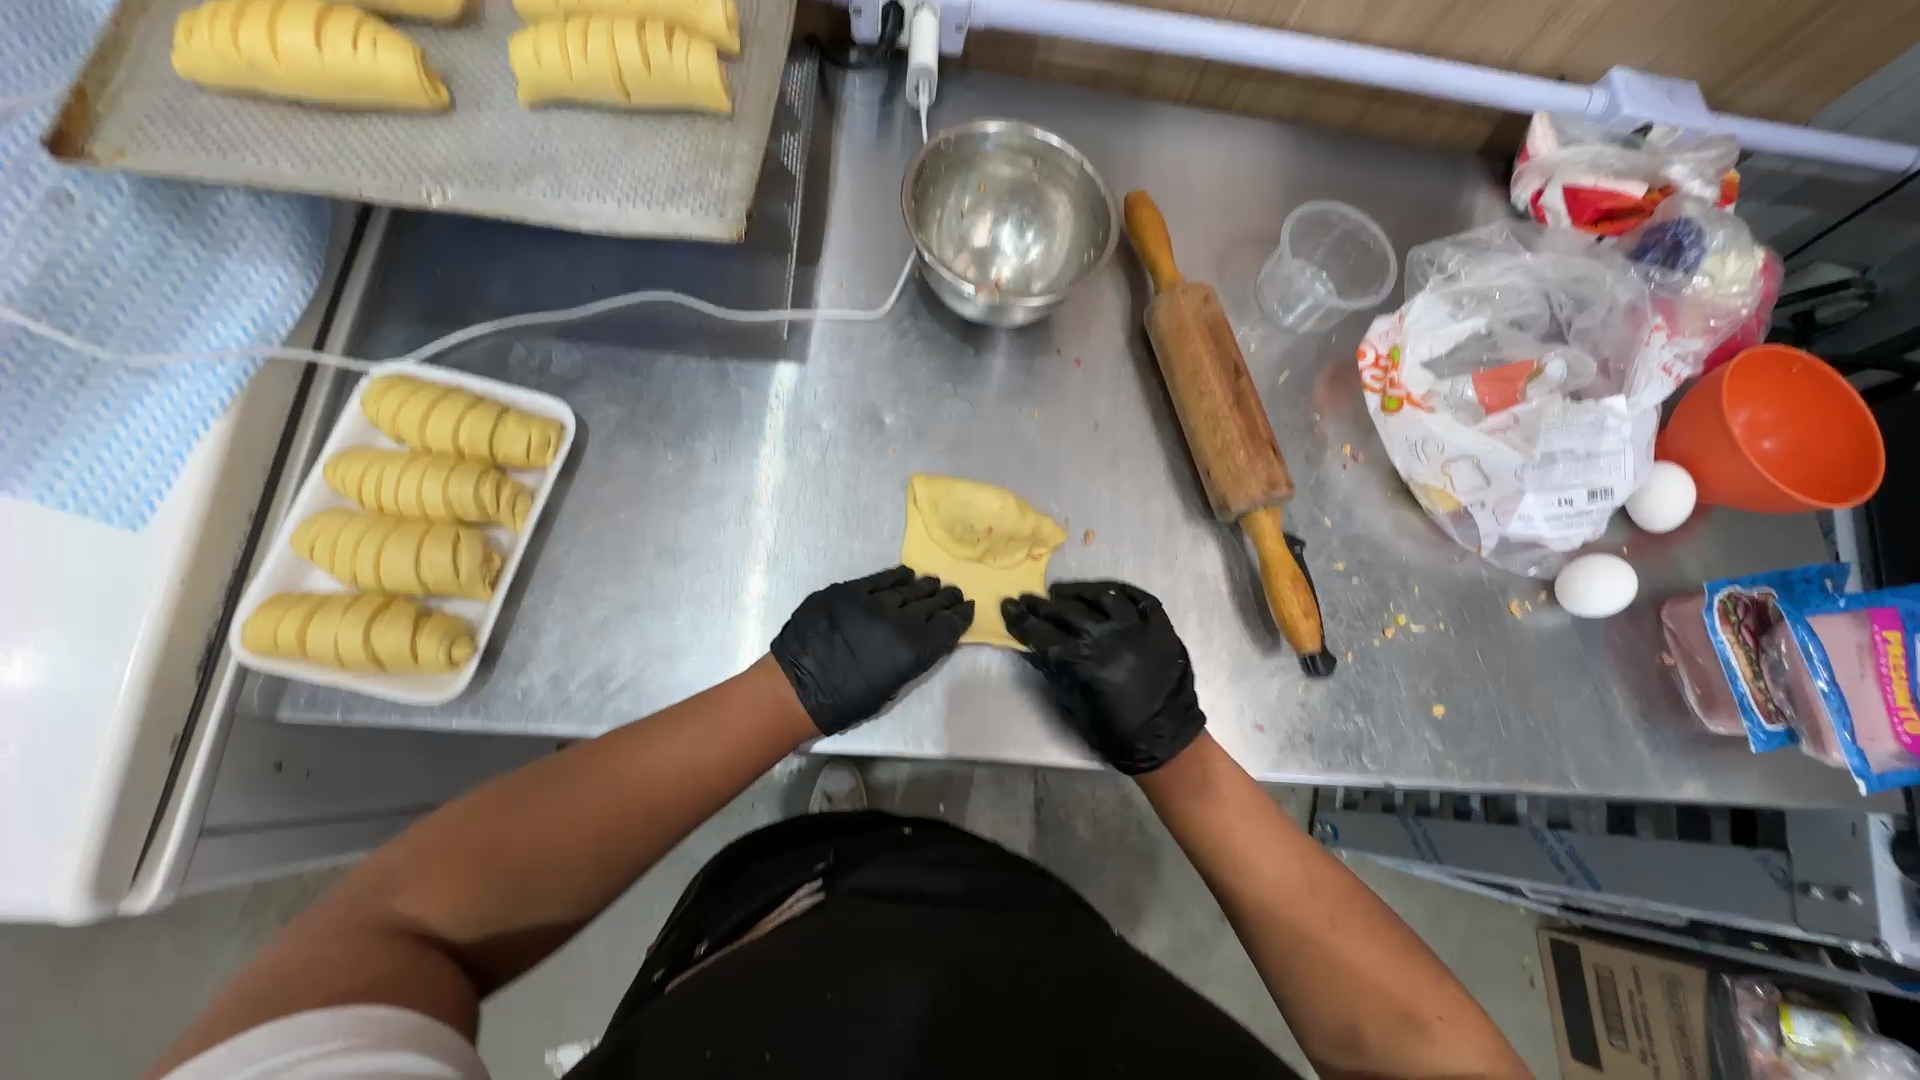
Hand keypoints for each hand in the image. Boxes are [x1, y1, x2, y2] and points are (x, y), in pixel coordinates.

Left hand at [771, 567, 972, 734]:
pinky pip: (877, 580)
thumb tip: (924, 638)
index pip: (946, 627)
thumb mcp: (893, 687)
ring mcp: (871, 602)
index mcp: (912, 651)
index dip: (959, 616)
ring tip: (932, 583)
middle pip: (929, 604)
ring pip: (905, 589)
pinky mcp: (847, 591)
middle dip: (944, 598)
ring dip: (922, 586)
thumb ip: (913, 658)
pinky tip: (904, 574)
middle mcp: (898, 621)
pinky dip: (894, 577)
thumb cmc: (846, 702)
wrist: (797, 688)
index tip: (966, 608)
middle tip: (953, 592)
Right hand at [1002, 581, 1204, 774]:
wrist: (1165, 739)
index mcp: (1081, 660)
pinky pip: (1138, 598)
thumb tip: (1035, 650)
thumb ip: (1055, 673)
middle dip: (1042, 605)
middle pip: (1066, 612)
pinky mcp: (1159, 626)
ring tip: (1062, 593)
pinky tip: (1106, 592)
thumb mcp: (1073, 706)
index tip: (1008, 607)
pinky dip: (1120, 591)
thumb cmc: (1114, 731)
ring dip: (1077, 592)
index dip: (1021, 620)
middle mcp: (1105, 636)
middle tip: (1028, 599)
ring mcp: (1135, 627)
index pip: (1041, 633)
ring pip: (1101, 596)